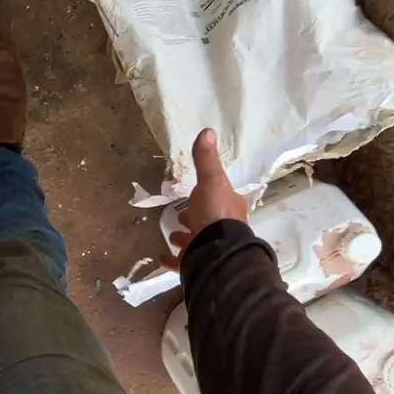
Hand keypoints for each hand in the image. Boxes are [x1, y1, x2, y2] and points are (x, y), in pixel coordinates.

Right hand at [161, 128, 249, 269]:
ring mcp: (210, 248)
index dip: (210, 196)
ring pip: (197, 241)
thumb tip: (207, 130)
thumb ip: (206, 160)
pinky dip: (173, 259)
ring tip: (173, 234)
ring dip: (185, 238)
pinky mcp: (197, 263)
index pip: (223, 199)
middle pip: (209, 221)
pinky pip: (183, 261)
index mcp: (231, 208)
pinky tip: (162, 256)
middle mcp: (225, 229)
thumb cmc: (215, 213)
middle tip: (181, 216)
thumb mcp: (211, 180)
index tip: (197, 195)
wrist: (215, 251)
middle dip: (195, 218)